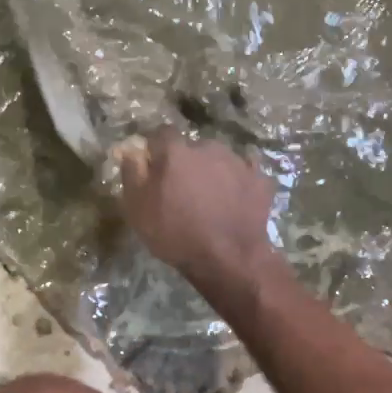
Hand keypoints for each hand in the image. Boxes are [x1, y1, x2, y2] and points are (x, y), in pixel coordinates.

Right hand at [112, 130, 276, 281]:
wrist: (227, 258)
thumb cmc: (174, 234)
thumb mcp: (137, 209)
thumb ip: (132, 174)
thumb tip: (132, 151)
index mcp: (175, 152)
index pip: (161, 133)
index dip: (156, 149)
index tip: (153, 167)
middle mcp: (207, 147)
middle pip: (192, 147)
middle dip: (185, 162)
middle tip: (181, 190)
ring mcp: (237, 161)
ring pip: (218, 158)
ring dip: (211, 171)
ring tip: (209, 199)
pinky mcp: (260, 179)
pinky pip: (243, 172)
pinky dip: (236, 182)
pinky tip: (233, 200)